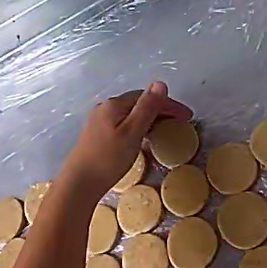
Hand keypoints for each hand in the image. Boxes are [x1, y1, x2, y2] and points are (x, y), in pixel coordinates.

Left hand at [59, 82, 192, 193]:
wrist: (79, 184)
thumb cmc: (108, 159)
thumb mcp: (132, 132)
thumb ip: (147, 108)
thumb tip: (160, 83)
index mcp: (114, 104)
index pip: (147, 97)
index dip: (169, 104)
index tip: (187, 116)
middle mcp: (105, 108)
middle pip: (138, 103)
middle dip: (162, 110)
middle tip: (181, 122)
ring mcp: (99, 121)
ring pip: (131, 114)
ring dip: (151, 118)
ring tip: (167, 129)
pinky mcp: (97, 134)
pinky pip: (124, 123)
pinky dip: (140, 126)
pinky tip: (145, 137)